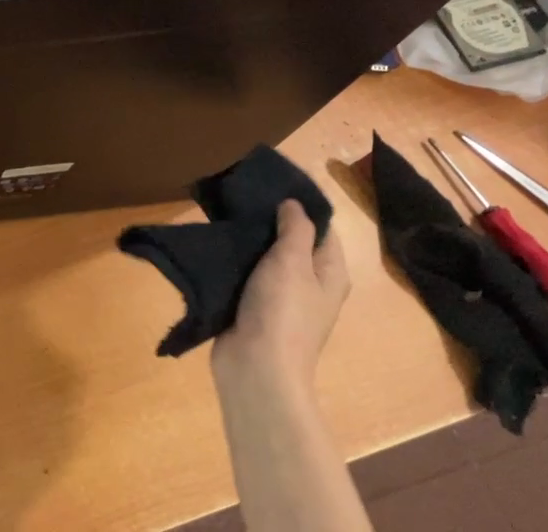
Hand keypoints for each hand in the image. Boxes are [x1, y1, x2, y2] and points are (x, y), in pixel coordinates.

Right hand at [213, 200, 349, 389]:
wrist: (256, 366)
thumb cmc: (281, 311)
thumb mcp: (291, 262)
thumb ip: (295, 229)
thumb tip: (294, 204)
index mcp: (330, 273)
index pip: (323, 229)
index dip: (302, 205)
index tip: (273, 181)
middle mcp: (311, 284)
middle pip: (295, 242)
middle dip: (271, 219)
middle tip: (243, 192)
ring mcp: (282, 298)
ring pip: (268, 258)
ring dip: (251, 238)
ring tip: (226, 211)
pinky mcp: (255, 308)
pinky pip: (248, 275)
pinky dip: (237, 259)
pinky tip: (218, 243)